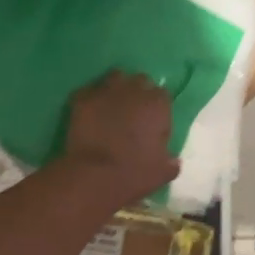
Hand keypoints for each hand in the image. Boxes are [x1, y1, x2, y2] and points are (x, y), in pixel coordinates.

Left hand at [62, 71, 179, 203]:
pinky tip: (90, 113)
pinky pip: (89, 92)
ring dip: (116, 89)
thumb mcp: (163, 172)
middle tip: (133, 113)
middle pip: (139, 81)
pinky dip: (91, 99)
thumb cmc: (134, 174)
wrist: (95, 176)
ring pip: (114, 79)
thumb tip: (172, 158)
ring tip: (111, 107)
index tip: (153, 122)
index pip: (162, 96)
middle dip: (138, 93)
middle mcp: (133, 90)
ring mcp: (106, 91)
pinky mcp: (82, 98)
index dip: (157, 108)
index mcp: (157, 104)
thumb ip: (171, 161)